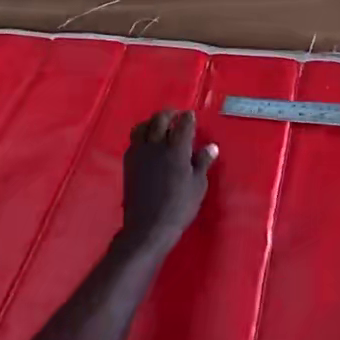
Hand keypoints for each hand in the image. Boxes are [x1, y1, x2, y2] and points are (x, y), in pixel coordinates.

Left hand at [120, 111, 216, 254]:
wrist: (148, 225)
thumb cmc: (179, 207)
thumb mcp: (198, 186)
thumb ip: (202, 163)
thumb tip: (211, 147)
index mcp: (177, 149)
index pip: (183, 124)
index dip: (188, 118)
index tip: (191, 115)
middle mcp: (156, 145)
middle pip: (160, 119)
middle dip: (169, 114)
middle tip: (176, 115)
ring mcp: (139, 152)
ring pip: (142, 126)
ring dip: (152, 121)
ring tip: (159, 125)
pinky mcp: (128, 161)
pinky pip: (133, 140)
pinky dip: (141, 134)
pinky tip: (146, 141)